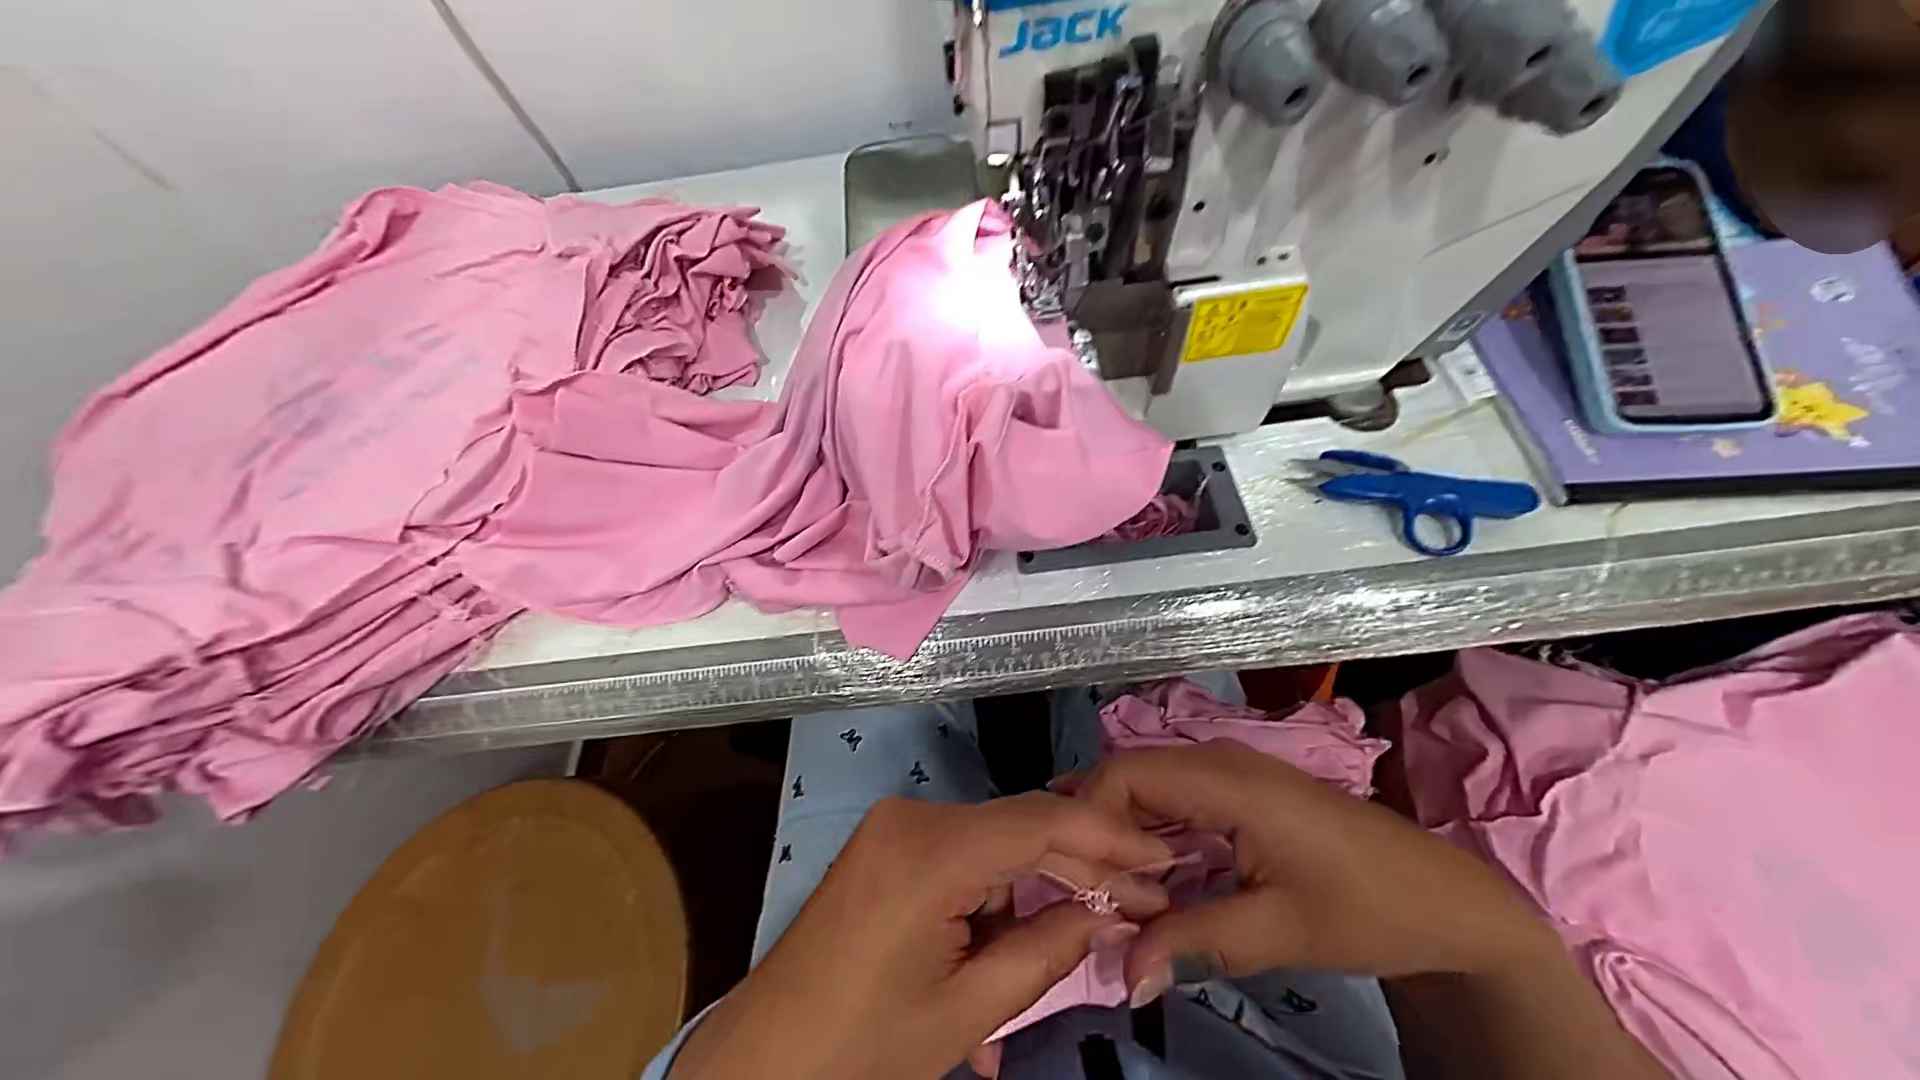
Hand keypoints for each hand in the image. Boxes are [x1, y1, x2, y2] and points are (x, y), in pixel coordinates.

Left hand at [669, 793, 1171, 1079]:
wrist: (768, 1052)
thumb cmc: (864, 1044)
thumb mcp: (965, 1011)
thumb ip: (1045, 951)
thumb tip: (1106, 913)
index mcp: (928, 851)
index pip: (1037, 822)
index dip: (1106, 836)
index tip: (1159, 857)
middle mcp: (912, 816)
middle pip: (1019, 824)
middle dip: (1082, 861)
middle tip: (1142, 896)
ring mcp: (897, 824)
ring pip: (996, 837)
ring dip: (1044, 875)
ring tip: (1096, 916)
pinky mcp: (891, 840)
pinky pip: (966, 849)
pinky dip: (1003, 882)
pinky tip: (1033, 919)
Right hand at [1075, 740, 1561, 1004]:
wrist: (1445, 901)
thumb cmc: (1369, 906)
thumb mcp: (1282, 931)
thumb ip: (1196, 943)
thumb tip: (1124, 976)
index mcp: (1226, 778)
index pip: (1125, 774)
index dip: (1090, 819)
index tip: (1082, 879)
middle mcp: (1217, 760)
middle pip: (1128, 776)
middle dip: (1097, 828)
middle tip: (1080, 885)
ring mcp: (1227, 772)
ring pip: (1146, 787)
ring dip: (1119, 832)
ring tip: (1098, 881)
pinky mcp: (1235, 791)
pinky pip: (1171, 799)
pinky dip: (1146, 832)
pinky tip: (1137, 870)